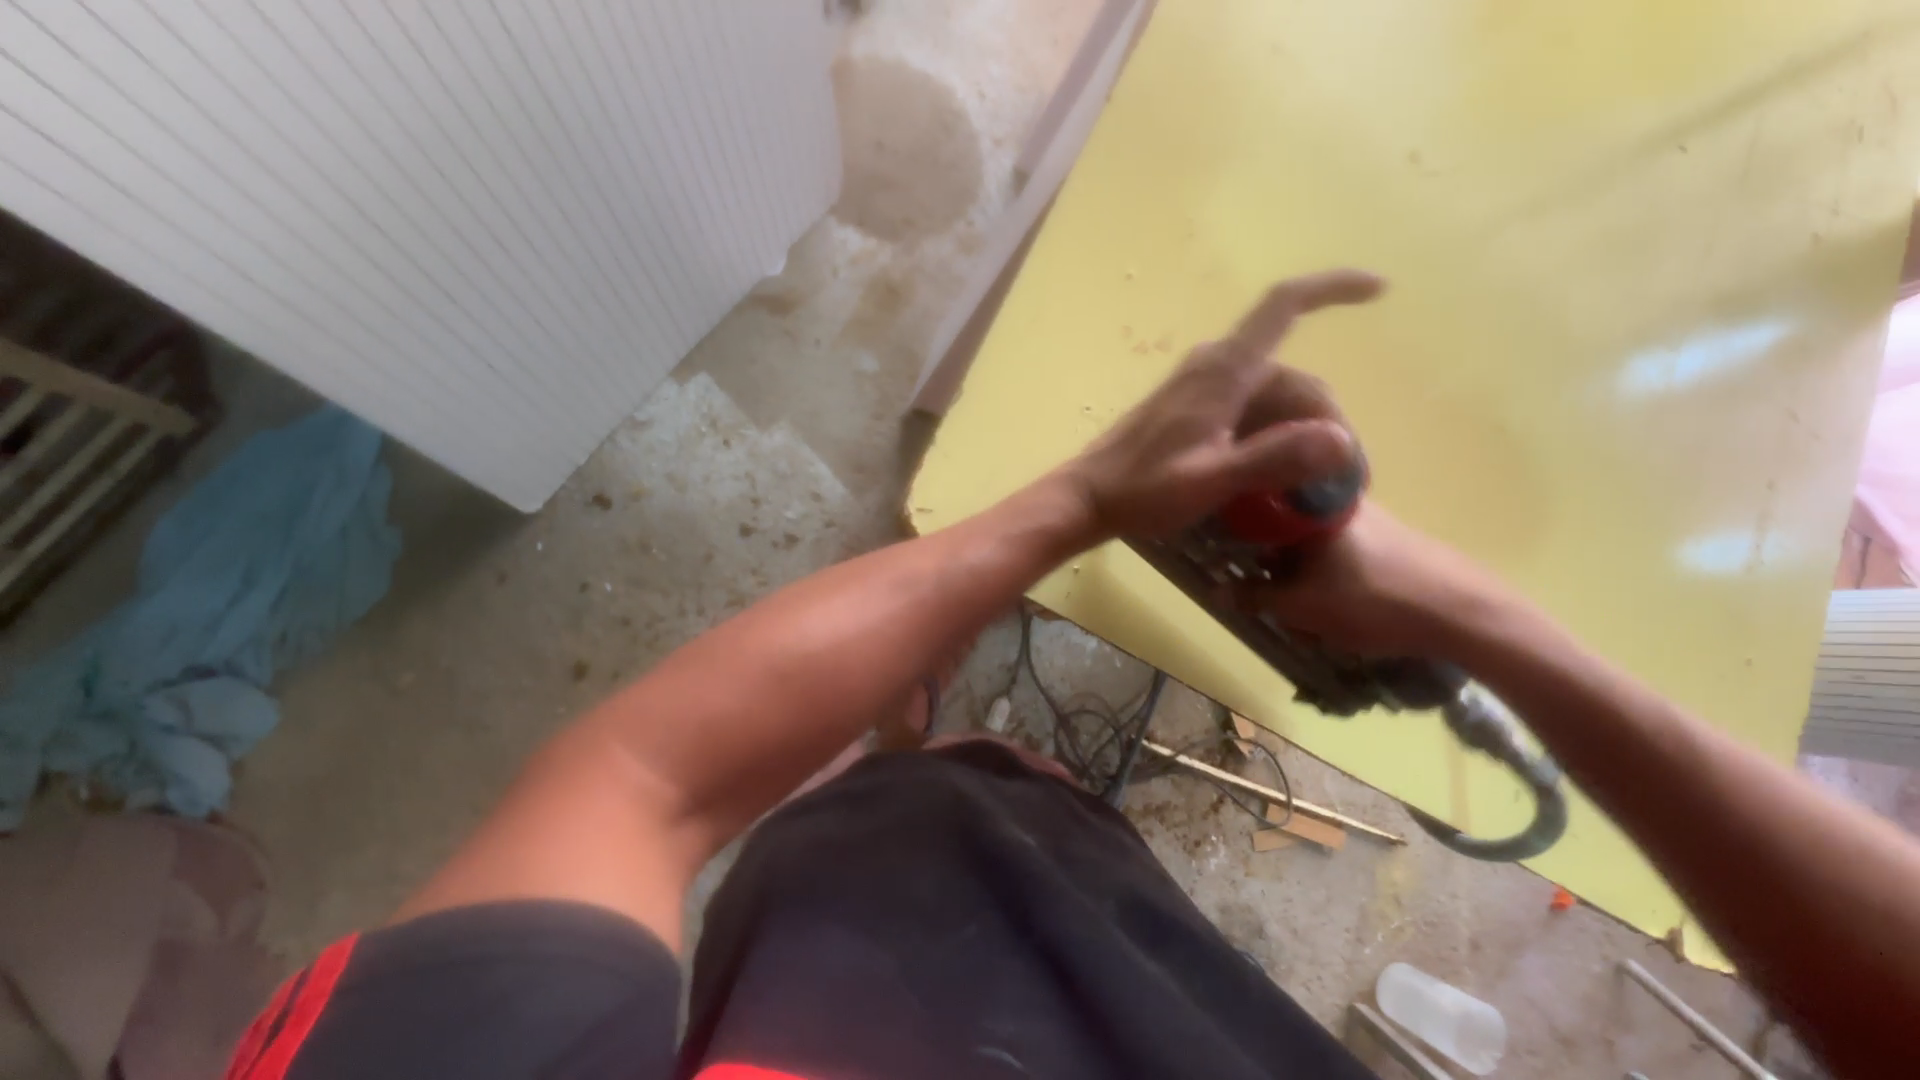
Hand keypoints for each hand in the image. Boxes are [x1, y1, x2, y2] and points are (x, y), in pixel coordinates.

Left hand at [1058, 270, 1382, 538]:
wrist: (1088, 496)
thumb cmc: (1143, 489)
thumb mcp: (1210, 479)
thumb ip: (1272, 459)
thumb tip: (1340, 441)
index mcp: (1223, 370)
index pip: (1282, 306)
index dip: (1331, 288)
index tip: (1377, 289)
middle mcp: (1216, 365)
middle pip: (1292, 375)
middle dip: (1324, 418)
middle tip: (1340, 477)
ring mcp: (1202, 385)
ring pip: (1273, 395)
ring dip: (1300, 431)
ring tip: (1314, 484)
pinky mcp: (1193, 406)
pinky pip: (1251, 408)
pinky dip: (1274, 433)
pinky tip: (1277, 472)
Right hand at [1250, 501, 1518, 658]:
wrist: (1465, 615)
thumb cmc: (1372, 602)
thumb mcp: (1301, 607)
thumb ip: (1254, 598)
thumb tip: (1216, 590)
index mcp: (1314, 505)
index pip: (1258, 513)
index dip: (1240, 544)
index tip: (1233, 572)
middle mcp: (1342, 503)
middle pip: (1288, 537)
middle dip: (1278, 577)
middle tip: (1282, 612)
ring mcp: (1373, 521)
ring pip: (1317, 553)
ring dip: (1307, 587)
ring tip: (1317, 624)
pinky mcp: (1397, 543)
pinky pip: (1346, 560)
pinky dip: (1336, 586)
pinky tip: (1348, 617)